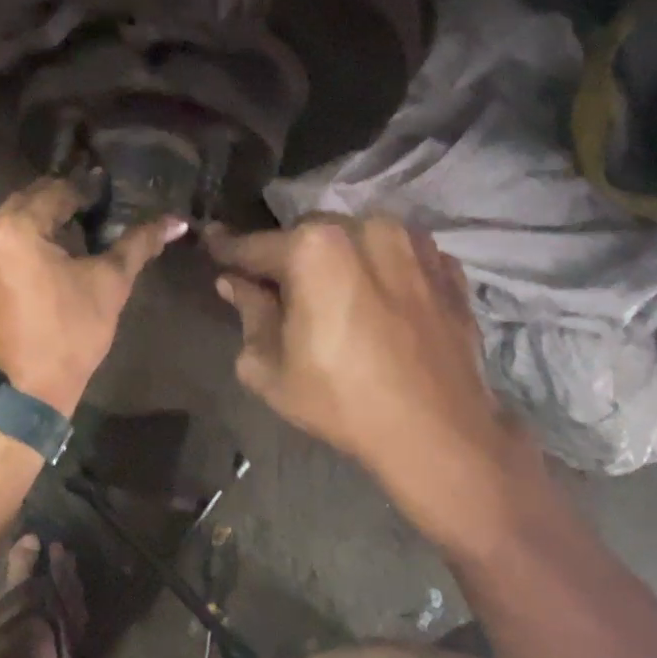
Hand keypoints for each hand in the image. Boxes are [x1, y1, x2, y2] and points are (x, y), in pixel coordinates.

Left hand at [0, 179, 186, 412]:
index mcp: (14, 228)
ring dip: (41, 223)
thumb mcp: (108, 283)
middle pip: (30, 201)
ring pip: (13, 221)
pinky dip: (22, 242)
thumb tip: (175, 221)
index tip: (111, 197)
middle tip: (97, 216)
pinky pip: (0, 243)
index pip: (59, 192)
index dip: (89, 193)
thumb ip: (138, 244)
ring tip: (76, 236)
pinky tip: (48, 256)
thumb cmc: (70, 335)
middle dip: (63, 205)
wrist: (29, 389)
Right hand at [205, 217, 536, 547]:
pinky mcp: (447, 266)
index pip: (254, 245)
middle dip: (286, 257)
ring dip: (336, 260)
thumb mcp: (267, 366)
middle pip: (308, 235)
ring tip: (329, 297)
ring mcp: (414, 243)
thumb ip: (248, 313)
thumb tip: (235, 283)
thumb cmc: (338, 400)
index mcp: (313, 250)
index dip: (226, 249)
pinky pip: (397, 257)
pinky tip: (373, 305)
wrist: (434, 428)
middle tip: (274, 290)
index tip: (209, 243)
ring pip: (357, 239)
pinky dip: (377, 271)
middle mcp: (366, 228)